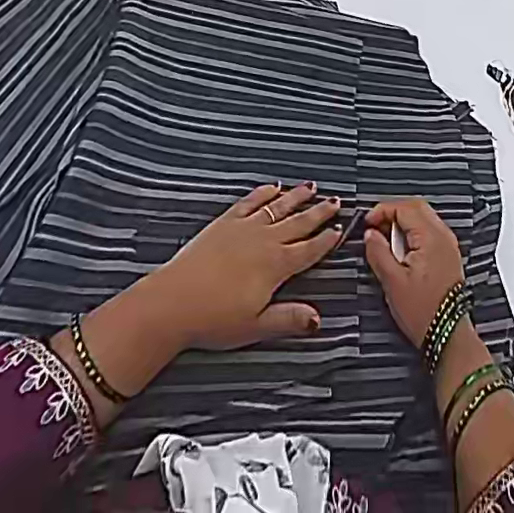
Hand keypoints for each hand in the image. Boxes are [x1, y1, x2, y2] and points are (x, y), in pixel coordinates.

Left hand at [141, 183, 341, 350]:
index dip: (327, 240)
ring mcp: (244, 228)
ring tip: (312, 187)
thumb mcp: (256, 326)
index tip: (340, 230)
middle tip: (336, 201)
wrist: (172, 301)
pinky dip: (263, 193)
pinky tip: (273, 187)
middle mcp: (266, 241)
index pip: (310, 250)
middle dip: (319, 212)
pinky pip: (250, 202)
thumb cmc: (214, 319)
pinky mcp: (224, 223)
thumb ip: (289, 319)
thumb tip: (318, 319)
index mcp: (277, 265)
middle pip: (300, 223)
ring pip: (278, 207)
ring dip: (297, 197)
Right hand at [365, 198, 464, 347]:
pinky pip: (429, 229)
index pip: (405, 208)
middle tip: (374, 227)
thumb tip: (369, 233)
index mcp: (431, 237)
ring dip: (402, 221)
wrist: (448, 335)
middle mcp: (443, 234)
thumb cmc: (421, 310)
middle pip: (417, 206)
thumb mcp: (393, 282)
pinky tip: (400, 248)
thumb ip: (378, 252)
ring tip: (384, 238)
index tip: (366, 223)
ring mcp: (448, 243)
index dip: (382, 210)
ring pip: (423, 216)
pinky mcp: (448, 254)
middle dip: (392, 211)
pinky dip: (412, 231)